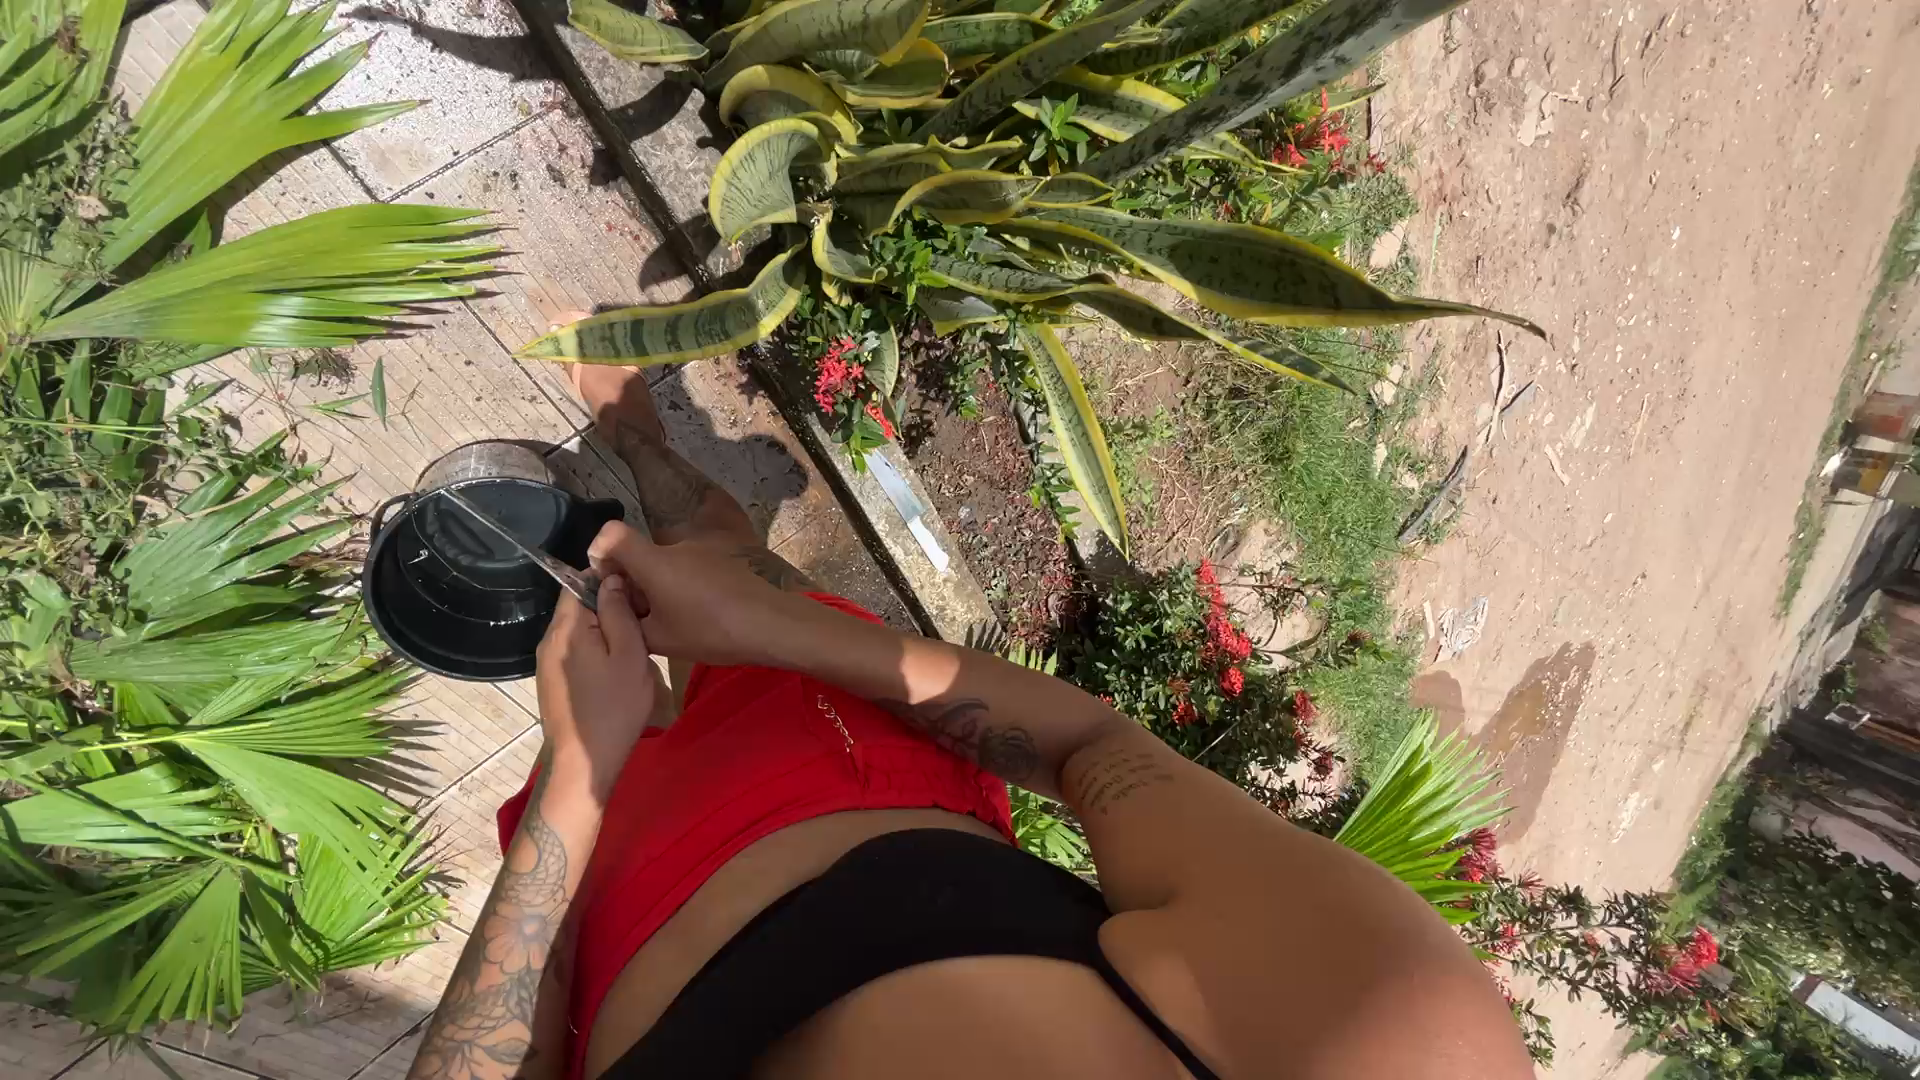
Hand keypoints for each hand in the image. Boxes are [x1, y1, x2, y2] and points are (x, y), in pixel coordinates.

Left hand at [534, 576, 655, 805]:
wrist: (586, 761)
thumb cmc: (615, 706)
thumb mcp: (629, 654)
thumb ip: (619, 613)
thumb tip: (612, 580)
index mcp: (566, 630)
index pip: (576, 583)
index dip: (606, 577)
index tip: (636, 586)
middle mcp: (549, 641)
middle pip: (576, 605)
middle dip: (607, 602)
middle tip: (643, 614)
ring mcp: (547, 663)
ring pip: (577, 628)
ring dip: (604, 626)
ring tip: (635, 637)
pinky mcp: (553, 681)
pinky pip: (575, 648)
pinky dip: (596, 645)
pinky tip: (617, 661)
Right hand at [586, 521, 808, 668]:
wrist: (771, 623)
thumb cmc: (710, 631)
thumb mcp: (659, 639)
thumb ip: (627, 621)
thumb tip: (617, 609)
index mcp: (654, 561)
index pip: (612, 534)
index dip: (600, 553)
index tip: (607, 582)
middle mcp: (677, 546)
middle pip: (641, 553)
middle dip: (632, 580)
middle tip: (641, 615)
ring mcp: (704, 550)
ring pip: (667, 563)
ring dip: (661, 585)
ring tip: (674, 620)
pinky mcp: (725, 558)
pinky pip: (691, 567)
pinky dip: (685, 585)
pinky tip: (700, 614)